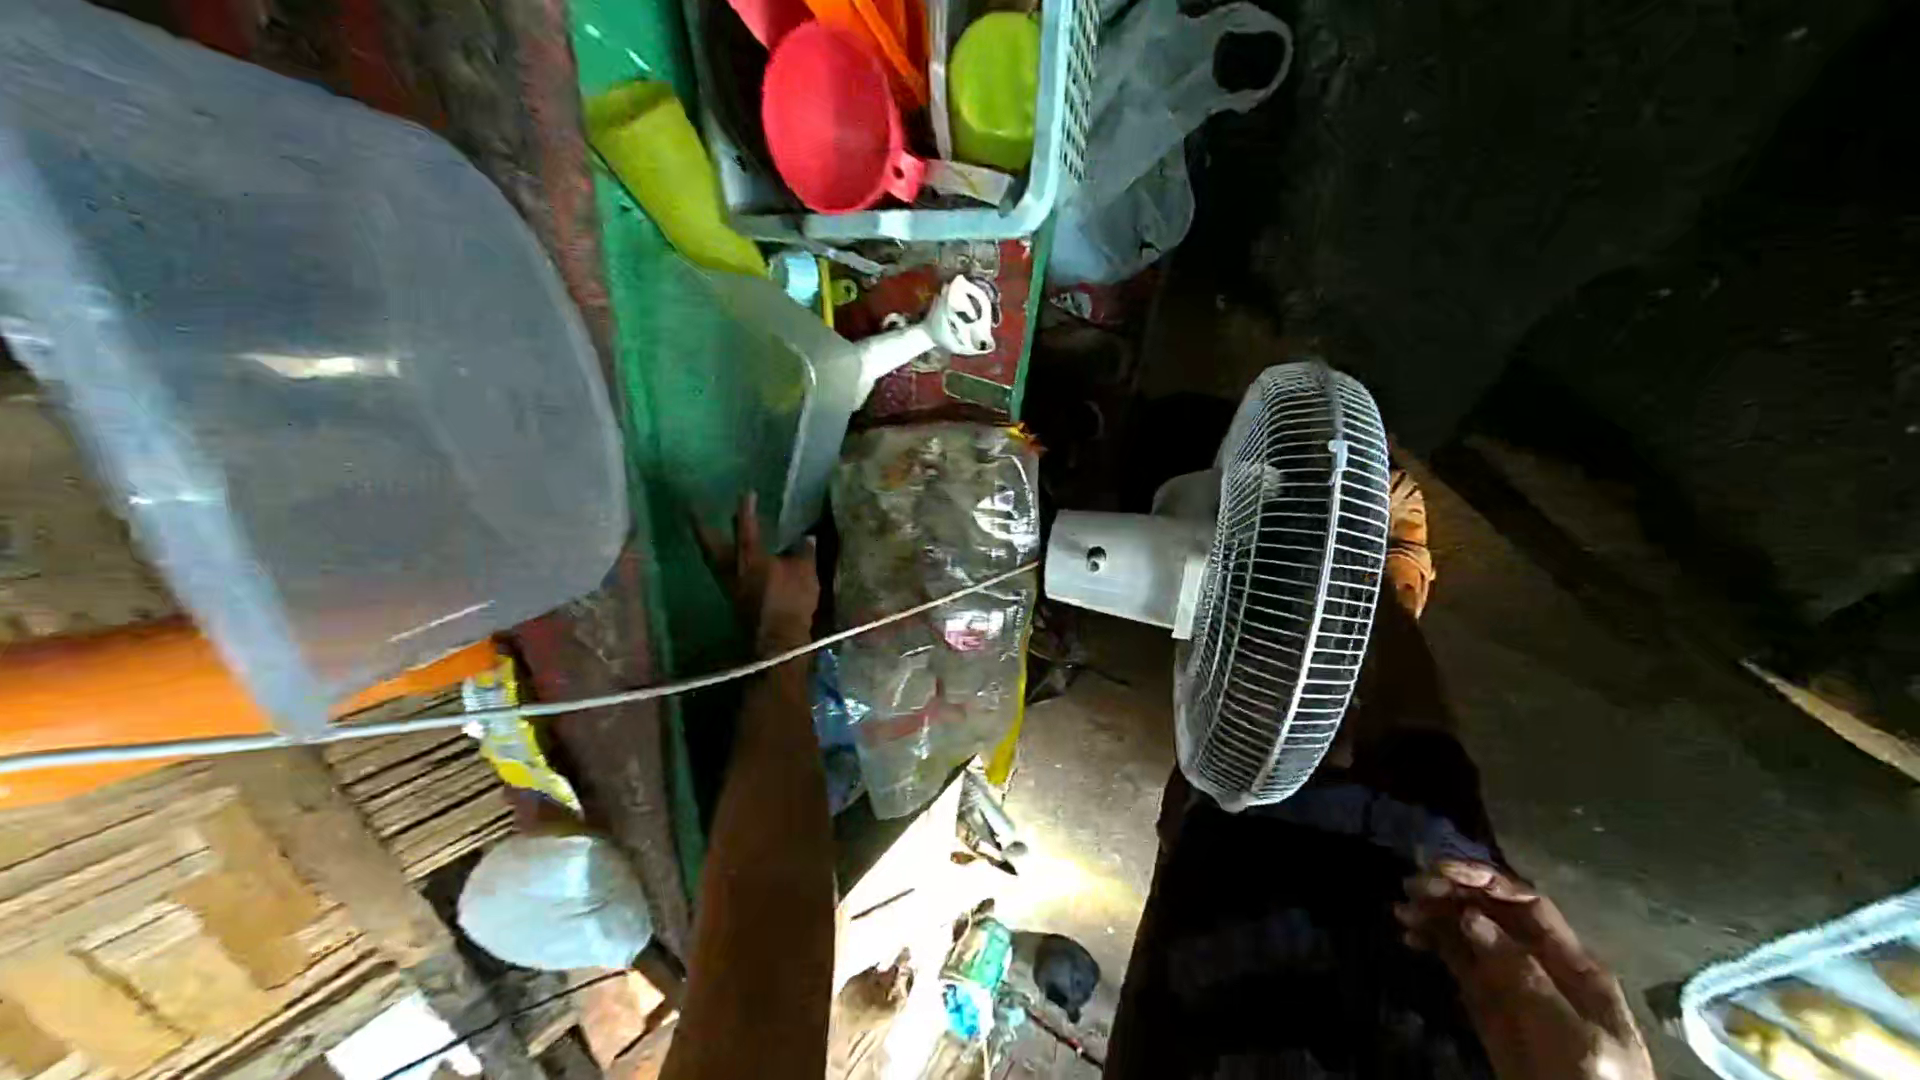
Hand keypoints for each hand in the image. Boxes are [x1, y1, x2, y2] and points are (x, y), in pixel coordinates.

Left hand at [694, 493, 820, 656]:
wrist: (778, 641)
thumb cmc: (791, 601)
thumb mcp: (805, 572)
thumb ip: (804, 552)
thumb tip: (806, 538)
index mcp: (750, 556)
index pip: (746, 526)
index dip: (746, 509)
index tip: (746, 493)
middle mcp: (733, 568)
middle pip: (712, 544)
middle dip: (704, 528)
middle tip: (693, 513)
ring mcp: (730, 586)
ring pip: (715, 560)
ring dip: (712, 546)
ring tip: (711, 536)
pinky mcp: (734, 601)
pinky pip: (724, 574)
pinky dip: (725, 563)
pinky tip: (733, 563)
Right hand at [1395, 860, 1654, 1079]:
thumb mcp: (1573, 1034)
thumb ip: (1524, 974)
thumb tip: (1470, 916)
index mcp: (1570, 962)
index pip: (1525, 902)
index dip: (1485, 878)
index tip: (1441, 870)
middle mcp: (1535, 957)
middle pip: (1490, 908)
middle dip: (1450, 890)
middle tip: (1411, 887)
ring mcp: (1506, 975)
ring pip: (1465, 926)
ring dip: (1432, 911)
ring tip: (1402, 911)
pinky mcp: (1481, 993)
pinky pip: (1453, 953)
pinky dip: (1429, 937)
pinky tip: (1409, 935)